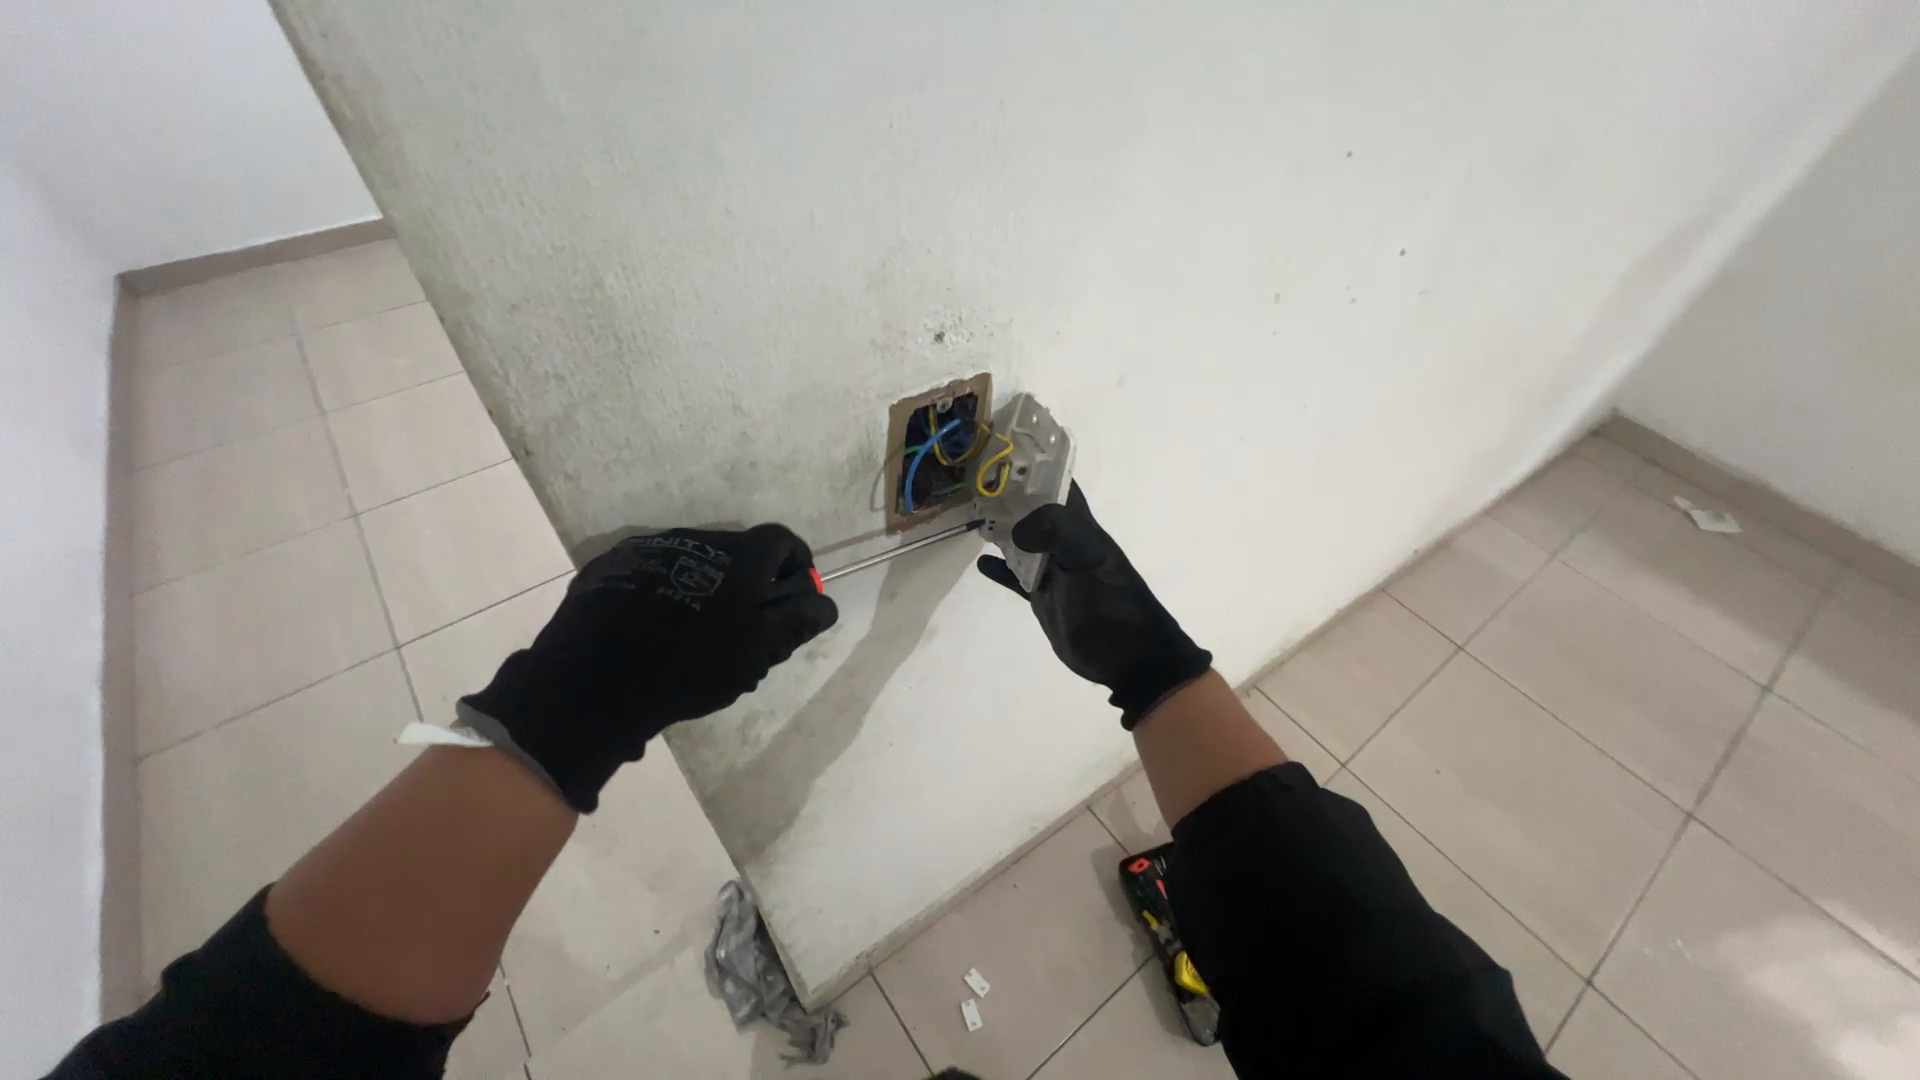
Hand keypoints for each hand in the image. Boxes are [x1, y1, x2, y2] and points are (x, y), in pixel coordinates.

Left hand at [460, 524, 837, 811]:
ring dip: (709, 587)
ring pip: (697, 562)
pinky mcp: (613, 566)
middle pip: (741, 553)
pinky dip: (668, 591)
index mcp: (739, 556)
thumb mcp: (757, 651)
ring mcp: (651, 549)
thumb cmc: (690, 665)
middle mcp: (698, 539)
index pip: (783, 541)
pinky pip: (656, 572)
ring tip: (698, 633)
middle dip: (752, 584)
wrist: (591, 681)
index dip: (797, 565)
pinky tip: (656, 629)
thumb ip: (796, 621)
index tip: (795, 597)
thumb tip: (825, 604)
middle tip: (747, 629)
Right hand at [977, 484, 1211, 728]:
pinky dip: (999, 568)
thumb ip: (1057, 532)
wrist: (1129, 658)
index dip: (1032, 464)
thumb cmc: (1113, 604)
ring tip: (970, 513)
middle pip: (1032, 509)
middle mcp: (1065, 541)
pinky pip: (1016, 576)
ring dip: (999, 527)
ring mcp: (1052, 569)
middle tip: (970, 479)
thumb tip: (1015, 527)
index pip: (1055, 483)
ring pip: (1020, 539)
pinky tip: (981, 562)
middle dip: (1006, 493)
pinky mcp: (1043, 596)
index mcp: (1081, 526)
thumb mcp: (1090, 559)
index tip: (999, 449)